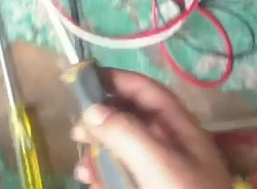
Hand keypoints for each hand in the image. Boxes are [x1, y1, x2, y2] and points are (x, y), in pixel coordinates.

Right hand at [72, 68, 229, 188]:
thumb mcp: (157, 163)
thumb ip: (125, 132)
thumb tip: (92, 110)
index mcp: (180, 130)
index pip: (147, 91)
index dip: (117, 80)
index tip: (84, 78)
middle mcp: (173, 148)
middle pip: (133, 120)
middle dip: (103, 119)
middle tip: (76, 126)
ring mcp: (164, 176)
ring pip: (127, 152)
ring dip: (101, 150)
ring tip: (79, 157)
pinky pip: (126, 179)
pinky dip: (105, 177)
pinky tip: (89, 180)